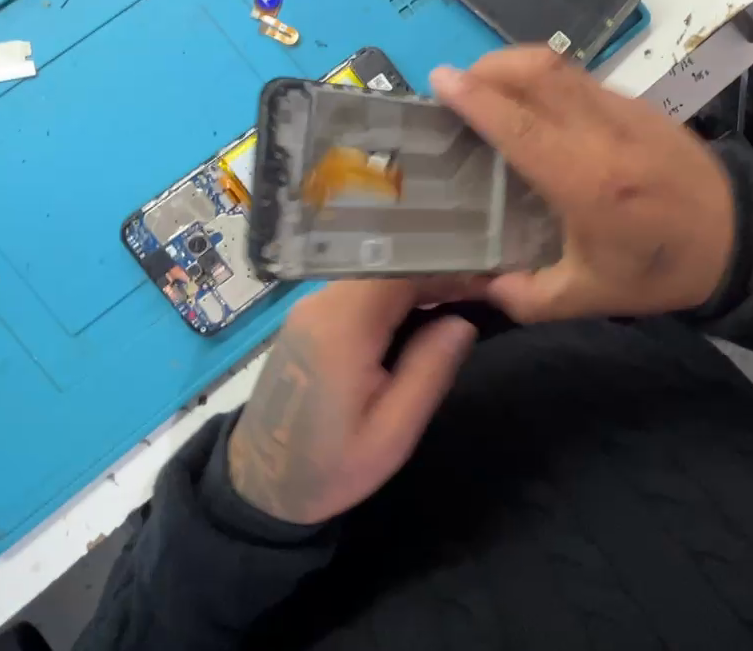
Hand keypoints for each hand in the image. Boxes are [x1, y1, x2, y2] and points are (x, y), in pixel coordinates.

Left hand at [227, 280, 477, 524]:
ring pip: (377, 274)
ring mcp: (312, 307)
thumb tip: (463, 320)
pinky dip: (397, 294)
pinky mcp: (311, 317)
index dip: (450, 266)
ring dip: (420, 281)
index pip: (404, 267)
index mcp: (343, 325)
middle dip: (440, 271)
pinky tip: (425, 312)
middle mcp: (322, 302)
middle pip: (391, 265)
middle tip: (487, 289)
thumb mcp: (393, 433)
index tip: (492, 277)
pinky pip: (362, 291)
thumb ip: (430, 369)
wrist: (260, 486)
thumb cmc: (330, 466)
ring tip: (465, 298)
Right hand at [431, 47, 735, 324]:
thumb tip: (477, 284)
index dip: (474, 98)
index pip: (519, 125)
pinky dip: (545, 79)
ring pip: (560, 65)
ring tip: (488, 88)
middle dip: (488, 66)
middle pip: (539, 72)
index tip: (439, 81)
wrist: (739, 239)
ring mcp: (625, 111)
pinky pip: (580, 77)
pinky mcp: (639, 104)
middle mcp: (604, 133)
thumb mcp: (588, 298)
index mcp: (587, 182)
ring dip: (514, 66)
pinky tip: (534, 106)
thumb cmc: (661, 269)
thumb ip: (525, 296)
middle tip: (458, 85)